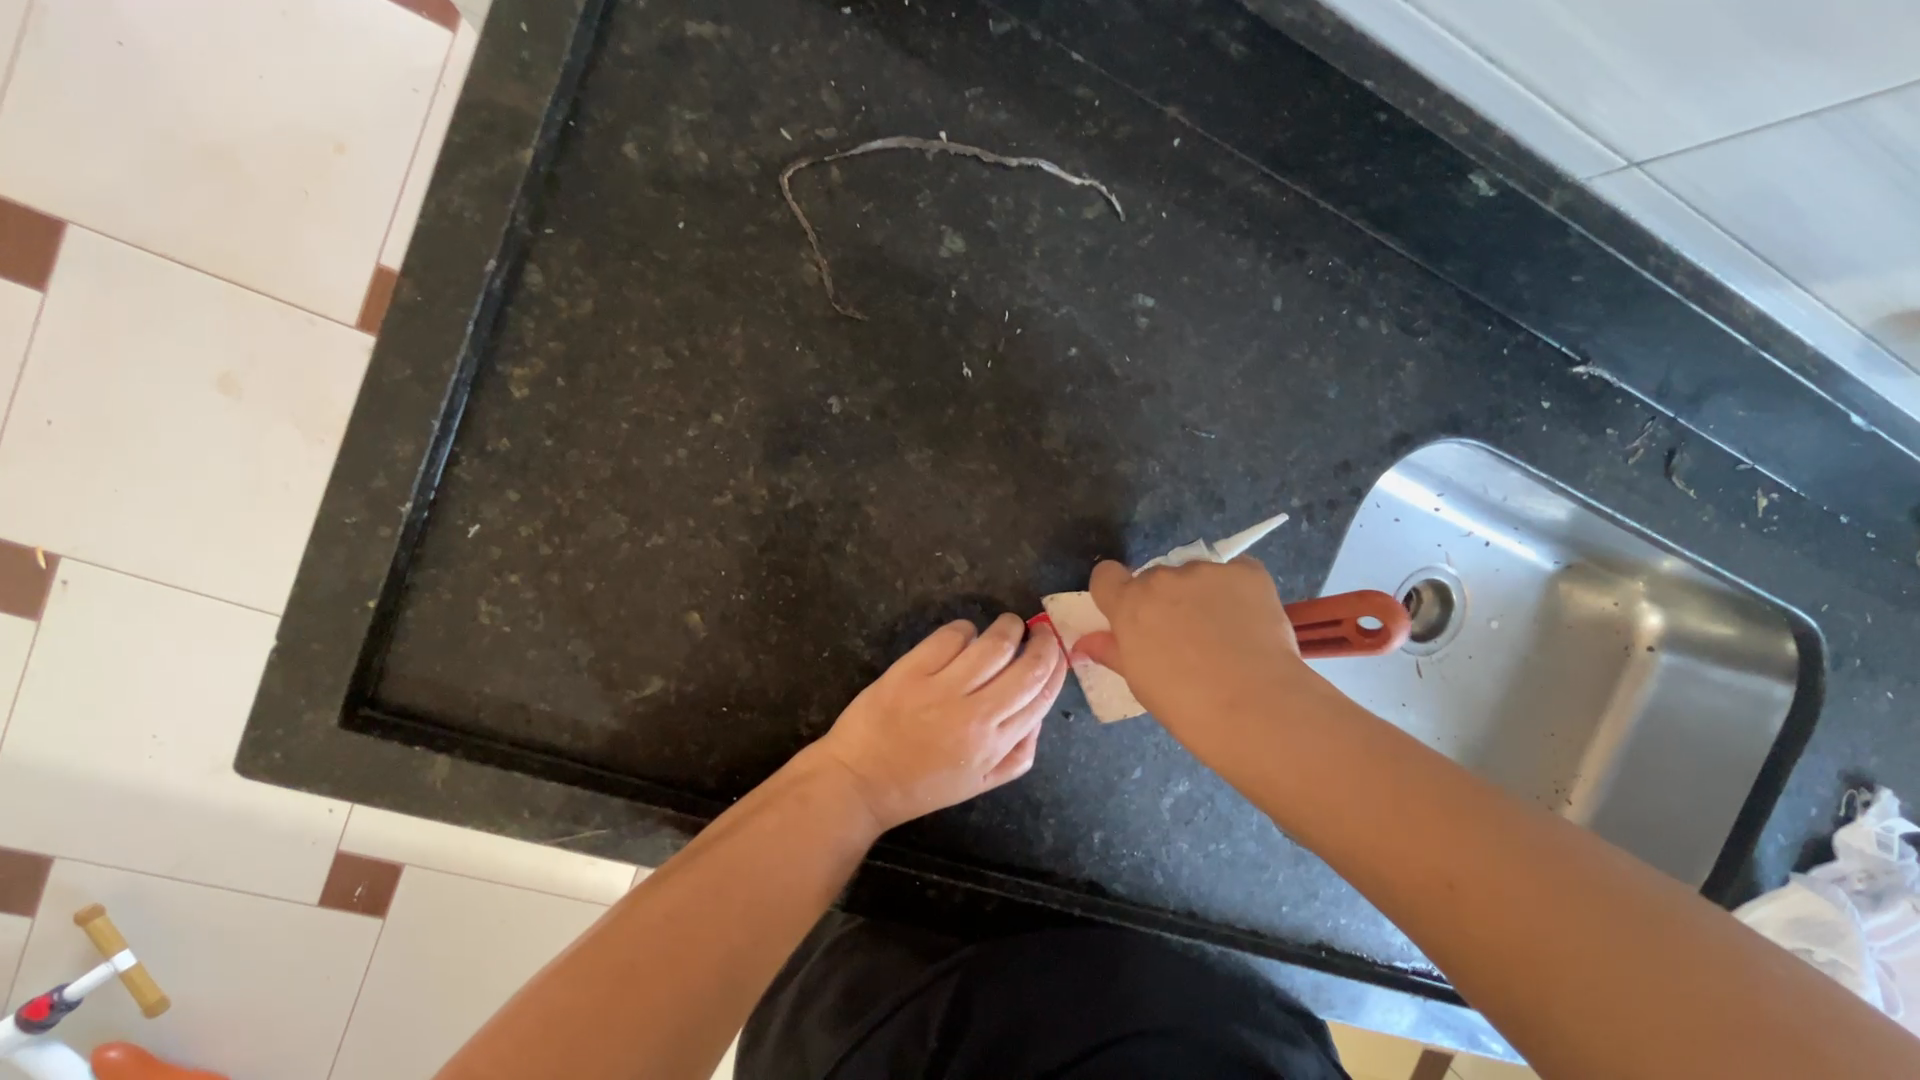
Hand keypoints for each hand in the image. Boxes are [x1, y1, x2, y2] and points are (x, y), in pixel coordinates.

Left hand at [811, 613, 1066, 831]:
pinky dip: (965, 629)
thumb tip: (1039, 714)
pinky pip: (951, 636)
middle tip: (1039, 631)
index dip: (1056, 666)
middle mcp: (976, 715)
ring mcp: (942, 690)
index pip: (1042, 695)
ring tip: (1007, 626)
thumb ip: (1018, 754)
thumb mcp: (980, 783)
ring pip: (993, 644)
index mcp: (995, 744)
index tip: (1058, 649)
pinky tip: (963, 636)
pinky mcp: (911, 671)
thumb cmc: (921, 785)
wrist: (859, 782)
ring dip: (1007, 628)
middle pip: (1028, 666)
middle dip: (1042, 642)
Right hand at [1074, 558, 1313, 754]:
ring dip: (1202, 595)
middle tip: (1185, 637)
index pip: (1106, 576)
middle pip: (1156, 579)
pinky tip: (1248, 623)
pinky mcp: (1247, 572)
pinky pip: (1235, 573)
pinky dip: (1238, 592)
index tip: (1130, 613)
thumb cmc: (1185, 703)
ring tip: (1224, 634)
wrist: (1253, 705)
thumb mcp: (1139, 681)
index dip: (1116, 591)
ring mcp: (1207, 571)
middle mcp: (1163, 578)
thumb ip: (1112, 651)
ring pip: (1196, 576)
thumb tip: (1085, 642)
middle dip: (1165, 600)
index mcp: (1129, 603)